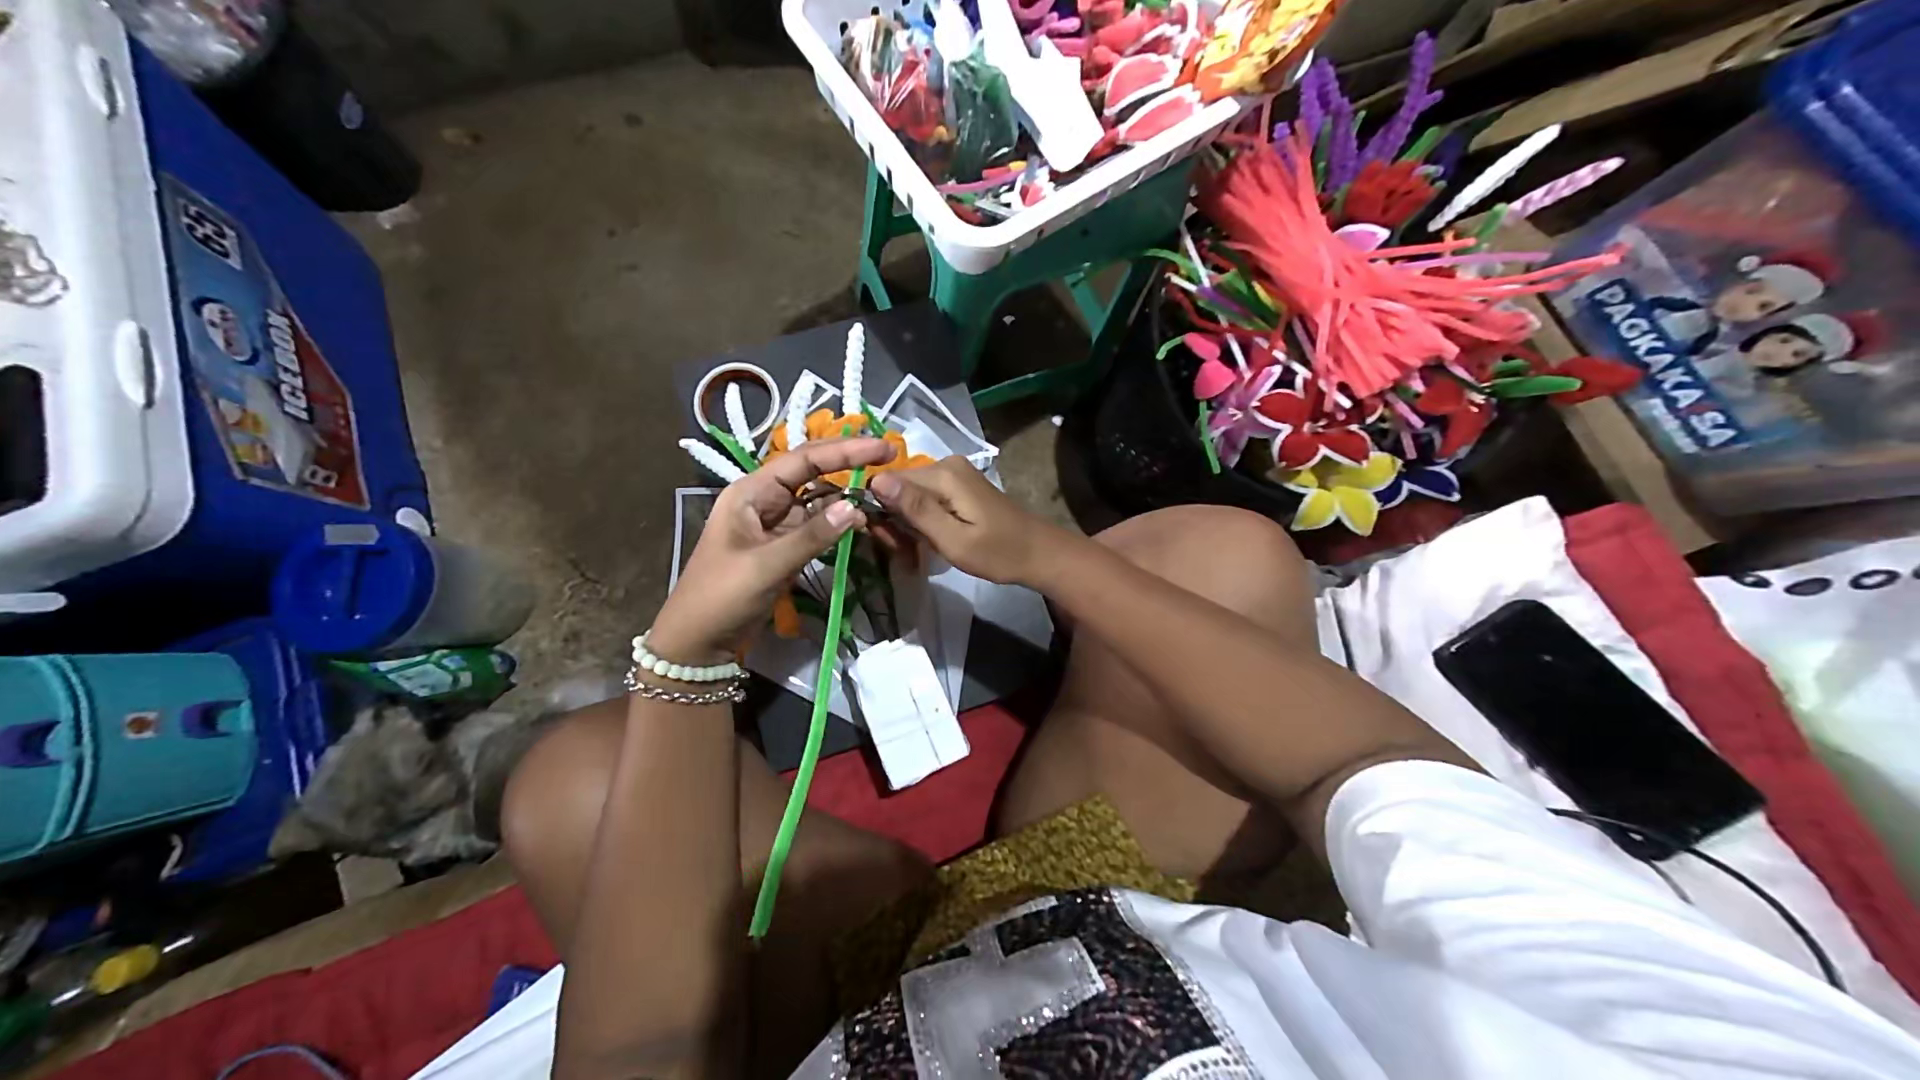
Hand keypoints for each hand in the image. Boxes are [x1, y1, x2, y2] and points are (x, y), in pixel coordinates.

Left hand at [650, 437, 895, 662]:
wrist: (698, 642)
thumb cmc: (721, 596)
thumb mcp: (767, 564)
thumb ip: (812, 535)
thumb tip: (856, 507)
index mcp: (751, 492)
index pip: (804, 459)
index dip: (844, 451)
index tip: (883, 448)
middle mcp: (764, 499)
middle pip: (812, 472)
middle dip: (848, 462)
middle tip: (890, 456)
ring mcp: (775, 524)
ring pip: (818, 499)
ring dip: (847, 496)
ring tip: (884, 492)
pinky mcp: (784, 547)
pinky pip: (817, 526)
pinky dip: (839, 523)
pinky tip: (861, 524)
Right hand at [868, 457, 1070, 585]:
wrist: (1038, 553)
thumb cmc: (998, 553)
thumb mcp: (953, 539)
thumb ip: (916, 509)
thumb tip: (877, 480)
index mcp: (942, 473)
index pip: (887, 482)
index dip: (881, 514)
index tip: (891, 543)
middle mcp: (945, 463)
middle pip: (898, 487)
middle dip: (894, 521)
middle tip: (906, 552)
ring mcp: (953, 472)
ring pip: (908, 494)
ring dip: (907, 523)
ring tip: (916, 550)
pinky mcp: (957, 484)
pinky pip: (925, 497)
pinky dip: (921, 520)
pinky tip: (928, 540)